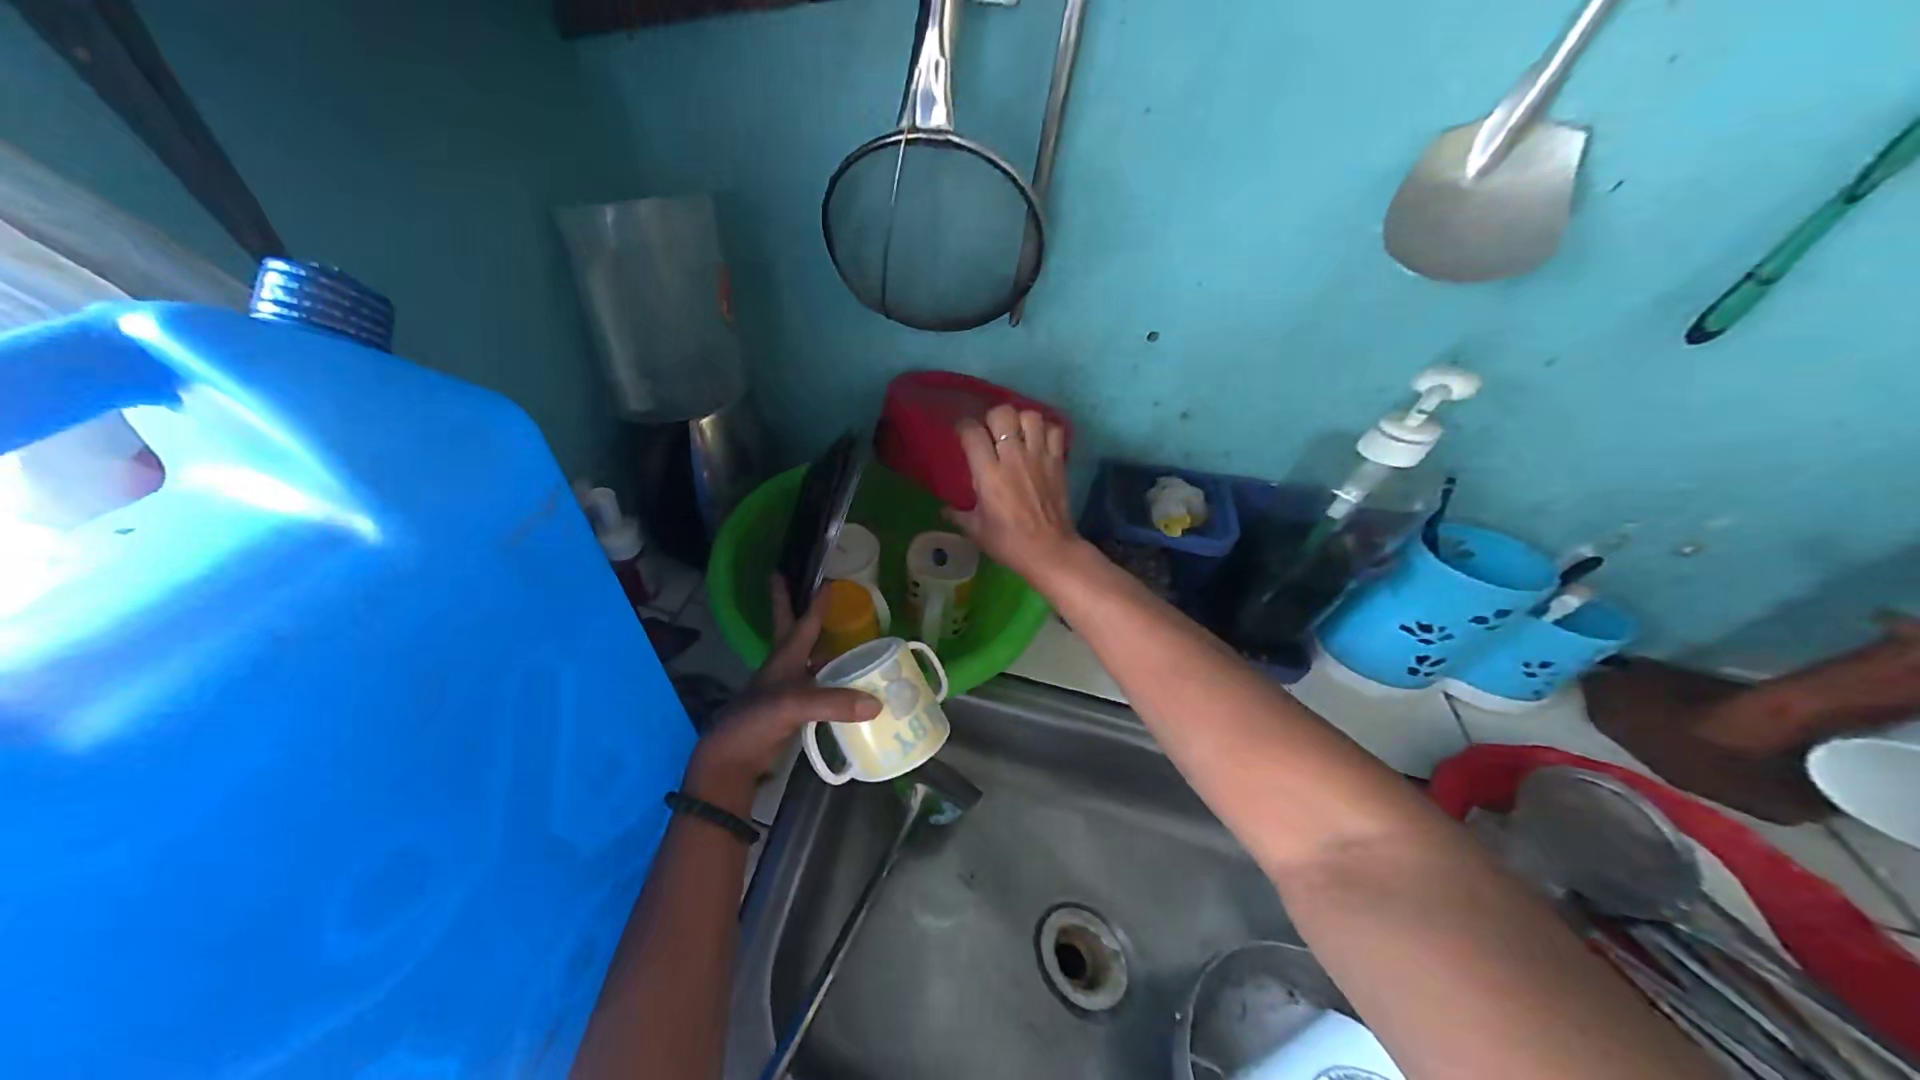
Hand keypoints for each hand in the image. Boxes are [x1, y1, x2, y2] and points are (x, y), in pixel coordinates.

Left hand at [684, 576, 881, 812]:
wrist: (732, 758)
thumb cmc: (756, 721)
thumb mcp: (794, 706)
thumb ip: (834, 703)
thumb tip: (876, 702)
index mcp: (784, 659)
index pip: (803, 623)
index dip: (816, 603)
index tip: (828, 582)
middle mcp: (784, 668)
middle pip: (792, 630)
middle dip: (795, 607)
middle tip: (802, 584)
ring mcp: (786, 689)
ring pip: (806, 658)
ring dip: (819, 644)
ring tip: (840, 635)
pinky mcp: (790, 710)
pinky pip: (815, 685)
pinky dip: (828, 678)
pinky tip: (843, 682)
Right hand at [946, 404, 1079, 580]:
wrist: (1050, 551)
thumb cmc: (1009, 543)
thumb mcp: (976, 531)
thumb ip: (959, 515)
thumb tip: (944, 510)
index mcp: (989, 474)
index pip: (972, 432)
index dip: (964, 428)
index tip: (964, 436)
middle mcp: (1013, 458)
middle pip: (1002, 414)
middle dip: (993, 418)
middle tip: (991, 432)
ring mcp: (1039, 457)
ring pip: (1030, 415)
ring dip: (1021, 420)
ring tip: (1017, 433)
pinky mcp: (1058, 461)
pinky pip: (1055, 429)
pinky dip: (1046, 429)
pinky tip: (1039, 440)